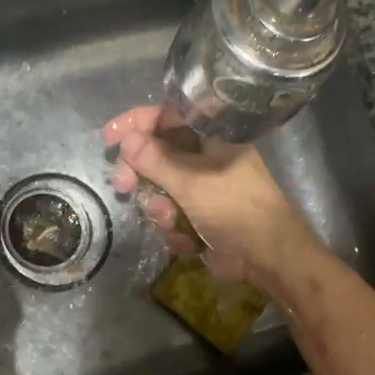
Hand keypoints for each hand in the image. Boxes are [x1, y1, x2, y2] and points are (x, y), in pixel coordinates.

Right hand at [103, 105, 317, 286]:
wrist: (266, 258)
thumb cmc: (235, 209)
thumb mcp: (191, 182)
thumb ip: (154, 160)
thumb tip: (125, 140)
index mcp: (211, 138)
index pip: (167, 117)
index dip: (136, 123)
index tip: (109, 137)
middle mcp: (204, 159)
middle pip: (155, 155)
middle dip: (140, 173)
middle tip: (122, 185)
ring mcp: (199, 189)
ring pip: (158, 190)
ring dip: (158, 207)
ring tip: (170, 220)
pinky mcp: (196, 217)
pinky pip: (168, 215)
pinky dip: (173, 228)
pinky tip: (186, 239)